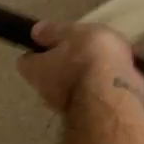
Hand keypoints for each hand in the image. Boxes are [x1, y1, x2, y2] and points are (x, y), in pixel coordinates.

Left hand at [17, 21, 143, 113]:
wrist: (114, 94)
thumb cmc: (90, 57)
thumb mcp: (75, 33)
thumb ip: (56, 31)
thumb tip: (34, 31)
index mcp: (36, 69)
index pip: (26, 60)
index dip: (38, 49)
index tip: (53, 41)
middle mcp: (45, 91)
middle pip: (48, 75)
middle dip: (64, 64)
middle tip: (84, 50)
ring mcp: (66, 105)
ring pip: (71, 86)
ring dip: (85, 76)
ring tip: (107, 63)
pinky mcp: (89, 112)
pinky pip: (92, 94)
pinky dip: (101, 86)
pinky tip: (118, 75)